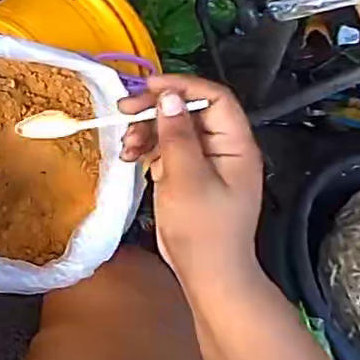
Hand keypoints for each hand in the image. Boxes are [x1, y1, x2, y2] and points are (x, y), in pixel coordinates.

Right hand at [119, 75, 263, 287]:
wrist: (208, 274)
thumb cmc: (203, 231)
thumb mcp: (187, 179)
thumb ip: (177, 136)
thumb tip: (170, 98)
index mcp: (235, 145)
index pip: (214, 98)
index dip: (182, 86)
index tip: (148, 88)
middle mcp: (222, 147)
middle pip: (189, 111)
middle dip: (156, 108)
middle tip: (124, 110)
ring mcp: (204, 161)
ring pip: (173, 129)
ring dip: (146, 130)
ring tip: (125, 146)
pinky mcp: (187, 175)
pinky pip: (166, 149)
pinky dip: (147, 148)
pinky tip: (130, 156)